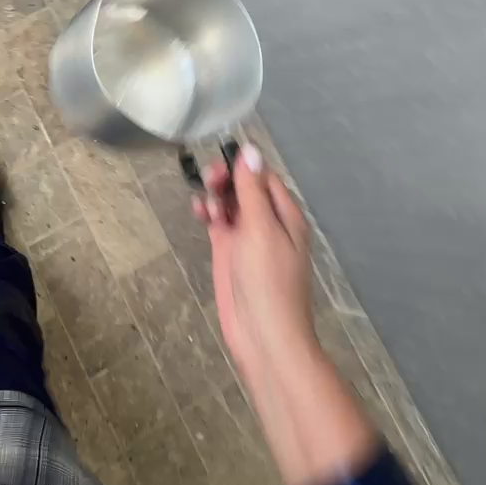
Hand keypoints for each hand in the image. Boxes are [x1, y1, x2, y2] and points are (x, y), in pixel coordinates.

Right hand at [191, 144, 316, 374]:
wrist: (263, 334)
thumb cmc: (267, 280)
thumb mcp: (261, 229)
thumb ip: (252, 190)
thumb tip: (250, 150)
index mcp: (285, 215)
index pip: (264, 176)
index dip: (243, 166)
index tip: (221, 163)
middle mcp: (268, 221)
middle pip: (244, 186)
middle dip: (226, 179)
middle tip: (209, 181)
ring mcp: (247, 236)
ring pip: (229, 201)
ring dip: (215, 195)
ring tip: (206, 205)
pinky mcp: (229, 251)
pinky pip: (218, 221)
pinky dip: (208, 212)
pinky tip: (200, 211)